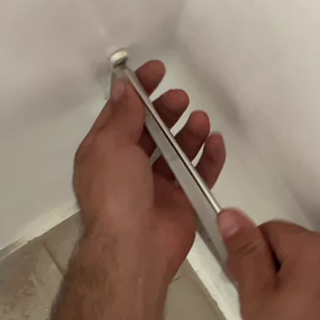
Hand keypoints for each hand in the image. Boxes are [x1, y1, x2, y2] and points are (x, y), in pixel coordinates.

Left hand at [72, 60, 226, 281]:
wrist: (134, 248)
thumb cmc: (115, 194)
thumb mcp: (109, 146)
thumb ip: (122, 116)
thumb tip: (123, 89)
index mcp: (104, 153)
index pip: (121, 114)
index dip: (138, 91)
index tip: (157, 71)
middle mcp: (129, 167)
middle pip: (152, 130)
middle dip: (166, 110)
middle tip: (180, 98)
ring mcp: (157, 184)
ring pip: (177, 149)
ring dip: (190, 131)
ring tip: (200, 120)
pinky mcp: (182, 200)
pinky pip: (199, 173)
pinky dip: (209, 157)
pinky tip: (216, 141)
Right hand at [217, 210, 319, 319]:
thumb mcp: (256, 298)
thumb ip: (245, 252)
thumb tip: (231, 215)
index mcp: (318, 250)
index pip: (270, 230)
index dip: (251, 257)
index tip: (244, 286)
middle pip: (291, 245)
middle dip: (271, 269)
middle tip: (260, 308)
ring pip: (307, 264)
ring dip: (290, 282)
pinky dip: (309, 293)